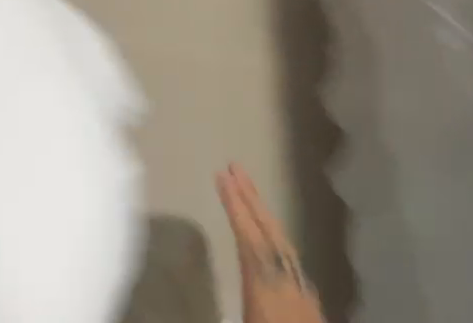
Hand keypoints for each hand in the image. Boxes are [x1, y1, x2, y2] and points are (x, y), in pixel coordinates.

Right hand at [216, 164, 323, 322]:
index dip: (235, 206)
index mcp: (267, 291)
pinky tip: (272, 239)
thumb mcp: (242, 320)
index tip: (220, 174)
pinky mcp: (311, 308)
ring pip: (285, 246)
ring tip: (249, 190)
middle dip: (252, 198)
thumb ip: (222, 305)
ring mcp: (304, 296)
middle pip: (271, 234)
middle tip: (235, 166)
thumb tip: (161, 309)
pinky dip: (277, 238)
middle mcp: (289, 286)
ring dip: (265, 215)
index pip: (249, 239)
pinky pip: (292, 260)